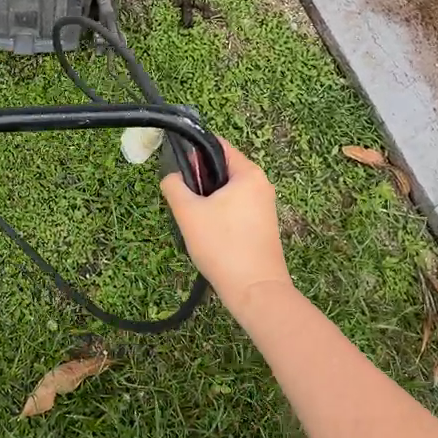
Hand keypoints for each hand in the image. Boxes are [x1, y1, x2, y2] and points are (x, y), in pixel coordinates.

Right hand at [161, 137, 292, 313]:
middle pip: (221, 169)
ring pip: (227, 192)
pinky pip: (235, 208)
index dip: (193, 152)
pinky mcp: (263, 227)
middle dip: (199, 181)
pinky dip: (220, 215)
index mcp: (249, 173)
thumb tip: (173, 178)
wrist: (255, 292)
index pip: (217, 146)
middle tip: (183, 201)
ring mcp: (265, 207)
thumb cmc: (222, 245)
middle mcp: (261, 185)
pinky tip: (208, 234)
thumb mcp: (188, 212)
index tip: (177, 170)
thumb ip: (174, 185)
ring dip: (208, 201)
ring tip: (194, 221)